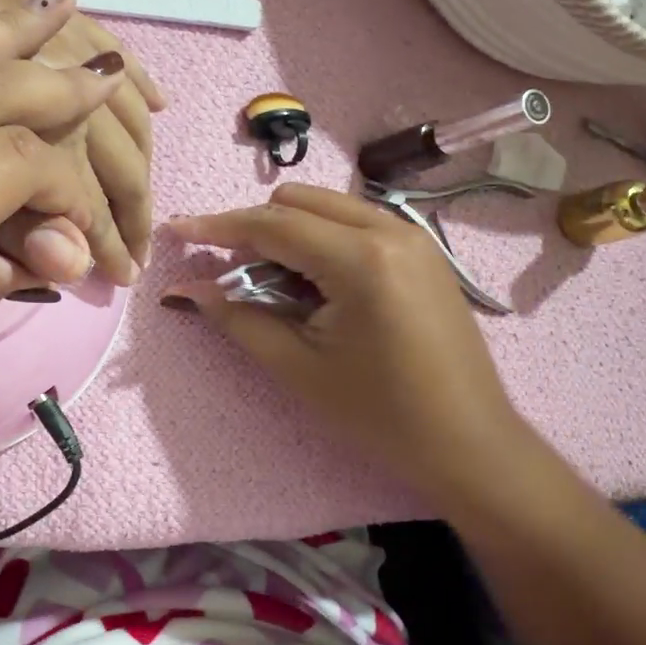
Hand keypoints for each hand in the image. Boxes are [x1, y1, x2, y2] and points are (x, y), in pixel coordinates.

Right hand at [160, 183, 528, 484]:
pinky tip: (314, 286)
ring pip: (326, 207)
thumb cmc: (379, 413)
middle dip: (254, 229)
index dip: (217, 227)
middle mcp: (390, 231)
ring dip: (287, 233)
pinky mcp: (422, 251)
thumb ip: (238, 317)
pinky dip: (320, 240)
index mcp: (361, 260)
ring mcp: (413, 237)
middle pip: (297, 201)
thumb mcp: (298, 367)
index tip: (176, 229)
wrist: (469, 443)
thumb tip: (186, 288)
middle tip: (232, 275)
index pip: (272, 225)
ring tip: (273, 284)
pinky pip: (353, 223)